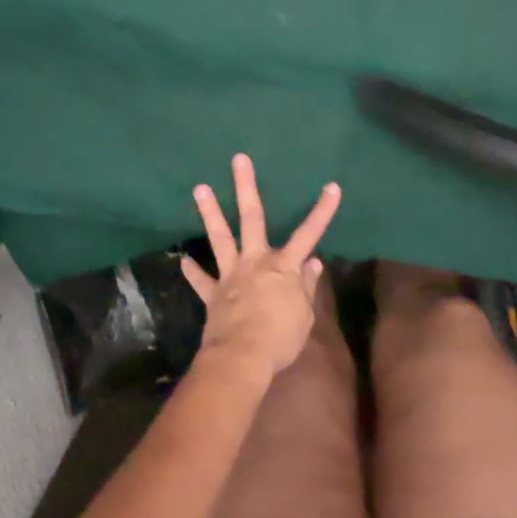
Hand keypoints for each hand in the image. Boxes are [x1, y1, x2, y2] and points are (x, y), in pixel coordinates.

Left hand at [181, 154, 342, 378]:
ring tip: (200, 188)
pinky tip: (184, 261)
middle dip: (246, 187)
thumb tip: (313, 264)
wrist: (242, 357)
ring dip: (210, 212)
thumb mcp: (304, 315)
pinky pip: (202, 281)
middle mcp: (255, 262)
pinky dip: (194, 272)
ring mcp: (231, 276)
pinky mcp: (214, 295)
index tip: (332, 186)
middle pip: (252, 218)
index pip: (309, 233)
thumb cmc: (281, 337)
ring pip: (219, 238)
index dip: (322, 210)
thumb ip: (306, 286)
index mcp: (284, 267)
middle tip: (238, 159)